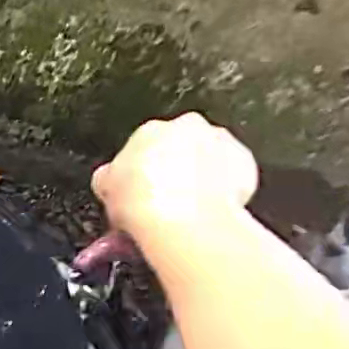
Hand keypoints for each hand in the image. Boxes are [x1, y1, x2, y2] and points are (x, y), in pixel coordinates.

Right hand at [91, 114, 257, 234]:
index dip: (137, 176)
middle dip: (171, 171)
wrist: (181, 221)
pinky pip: (230, 176)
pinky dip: (222, 190)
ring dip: (197, 179)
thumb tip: (108, 181)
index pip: (139, 150)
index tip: (136, 195)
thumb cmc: (142, 205)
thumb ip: (108, 179)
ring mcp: (218, 142)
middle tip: (161, 203)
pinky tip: (206, 211)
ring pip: (205, 160)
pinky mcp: (243, 162)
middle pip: (176, 149)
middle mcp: (185, 127)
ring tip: (185, 212)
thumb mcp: (104, 191)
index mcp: (147, 131)